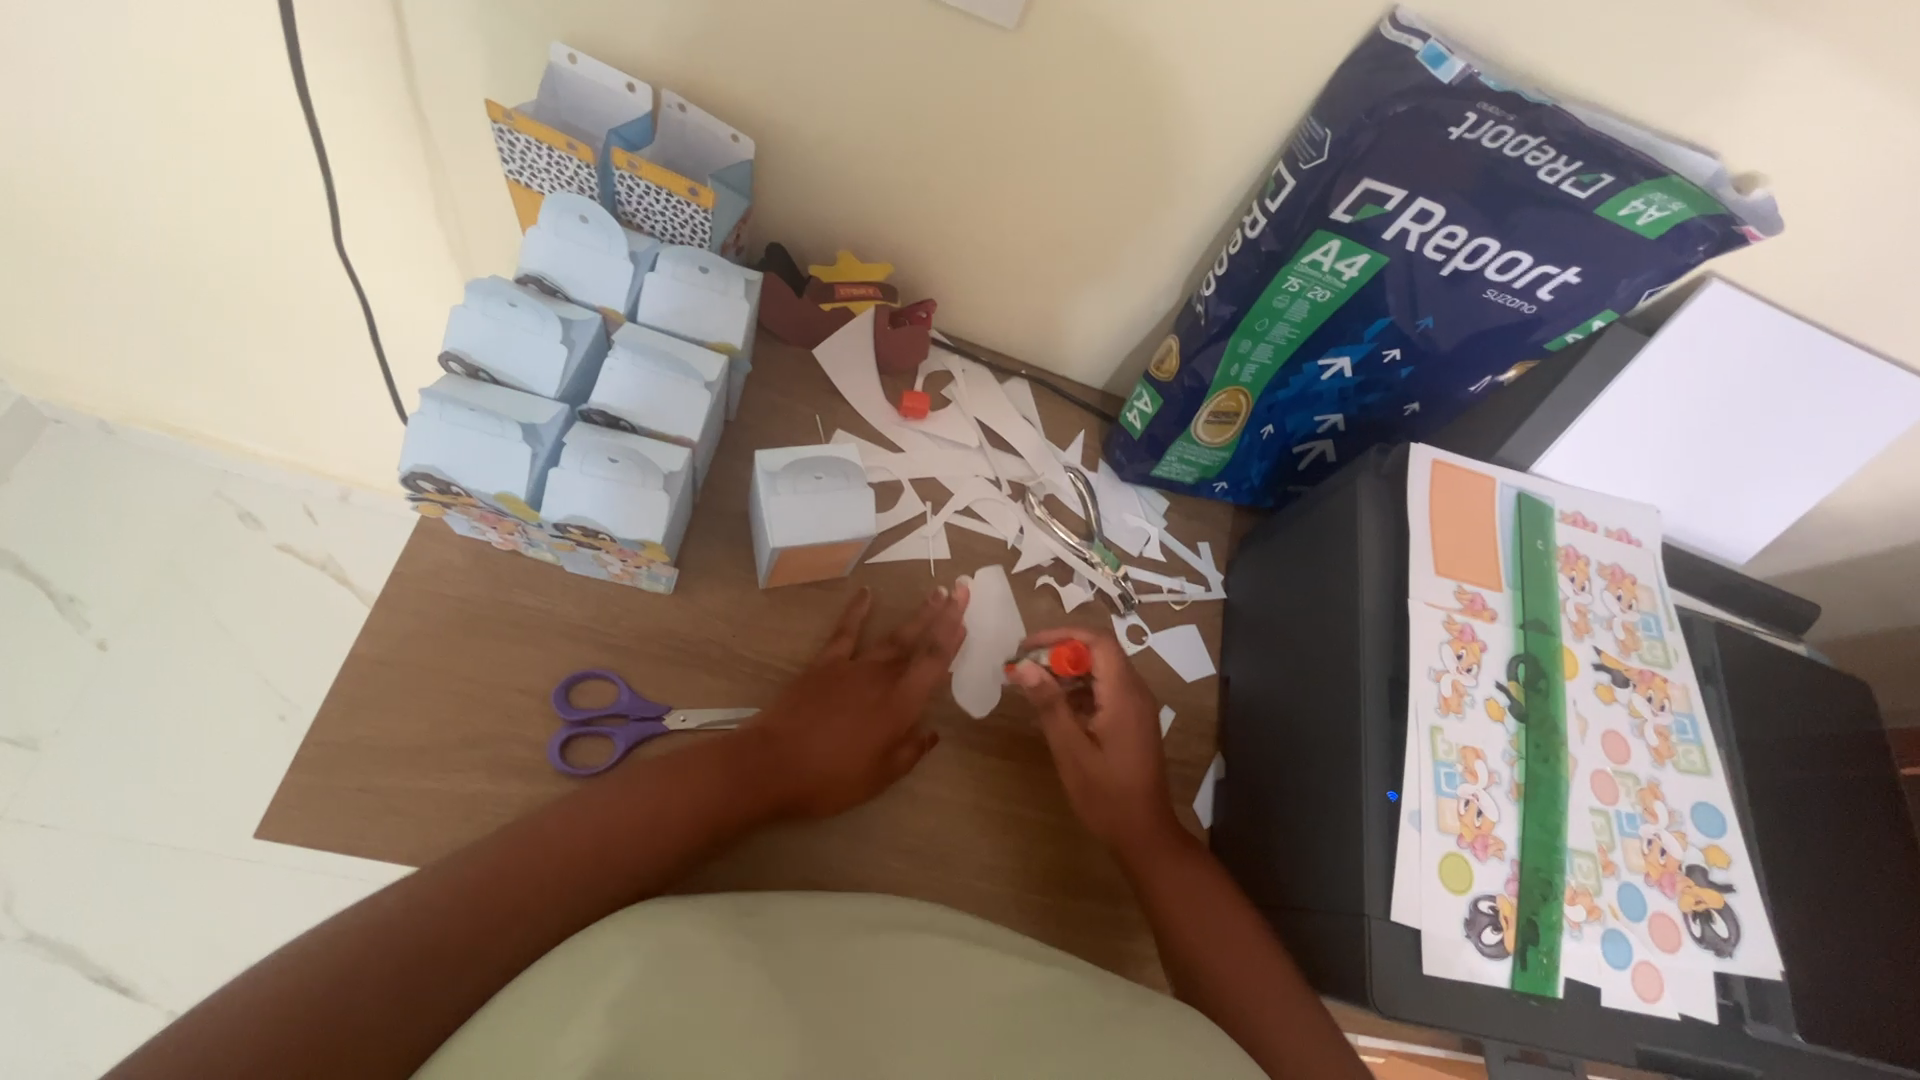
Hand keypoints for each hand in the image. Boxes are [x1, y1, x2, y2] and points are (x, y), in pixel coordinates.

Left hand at [741, 584, 968, 818]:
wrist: (773, 764)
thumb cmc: (830, 778)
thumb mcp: (879, 776)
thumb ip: (910, 752)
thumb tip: (931, 733)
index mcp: (901, 705)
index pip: (934, 664)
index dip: (953, 639)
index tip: (966, 616)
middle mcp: (882, 678)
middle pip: (918, 641)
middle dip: (942, 615)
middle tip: (960, 589)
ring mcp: (851, 666)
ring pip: (891, 635)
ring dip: (915, 614)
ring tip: (934, 593)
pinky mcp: (824, 664)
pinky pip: (845, 632)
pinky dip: (856, 611)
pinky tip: (866, 594)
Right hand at [1010, 627, 1183, 858]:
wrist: (1144, 833)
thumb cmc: (1106, 794)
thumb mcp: (1070, 749)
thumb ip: (1049, 704)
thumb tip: (1023, 666)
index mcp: (1124, 694)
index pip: (1097, 641)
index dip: (1061, 635)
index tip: (1027, 647)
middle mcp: (1136, 692)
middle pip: (1099, 652)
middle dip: (1060, 653)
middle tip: (1024, 667)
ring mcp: (1137, 707)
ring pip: (1101, 671)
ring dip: (1067, 672)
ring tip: (1032, 686)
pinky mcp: (1132, 721)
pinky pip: (1105, 691)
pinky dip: (1079, 691)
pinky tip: (1054, 710)